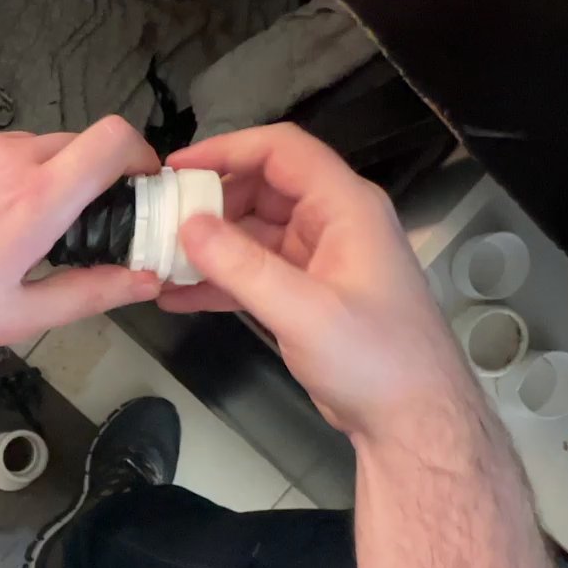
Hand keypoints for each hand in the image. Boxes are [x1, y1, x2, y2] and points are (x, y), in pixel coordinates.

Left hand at [0, 116, 164, 352]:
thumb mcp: (21, 314)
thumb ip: (92, 293)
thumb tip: (145, 280)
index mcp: (37, 199)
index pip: (114, 139)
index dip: (140, 154)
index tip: (140, 182)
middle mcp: (6, 156)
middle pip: (75, 144)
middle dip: (87, 178)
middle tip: (72, 225)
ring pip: (29, 146)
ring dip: (39, 176)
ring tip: (10, 228)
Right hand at [159, 124, 477, 442]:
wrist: (407, 417)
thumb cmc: (374, 360)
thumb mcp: (304, 310)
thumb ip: (243, 267)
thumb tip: (188, 227)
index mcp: (345, 209)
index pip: (282, 152)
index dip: (227, 149)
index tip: (176, 167)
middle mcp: (330, 226)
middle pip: (261, 190)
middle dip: (209, 203)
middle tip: (160, 221)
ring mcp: (315, 262)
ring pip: (251, 235)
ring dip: (208, 247)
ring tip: (159, 259)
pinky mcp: (302, 296)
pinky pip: (251, 275)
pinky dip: (217, 282)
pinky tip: (177, 295)